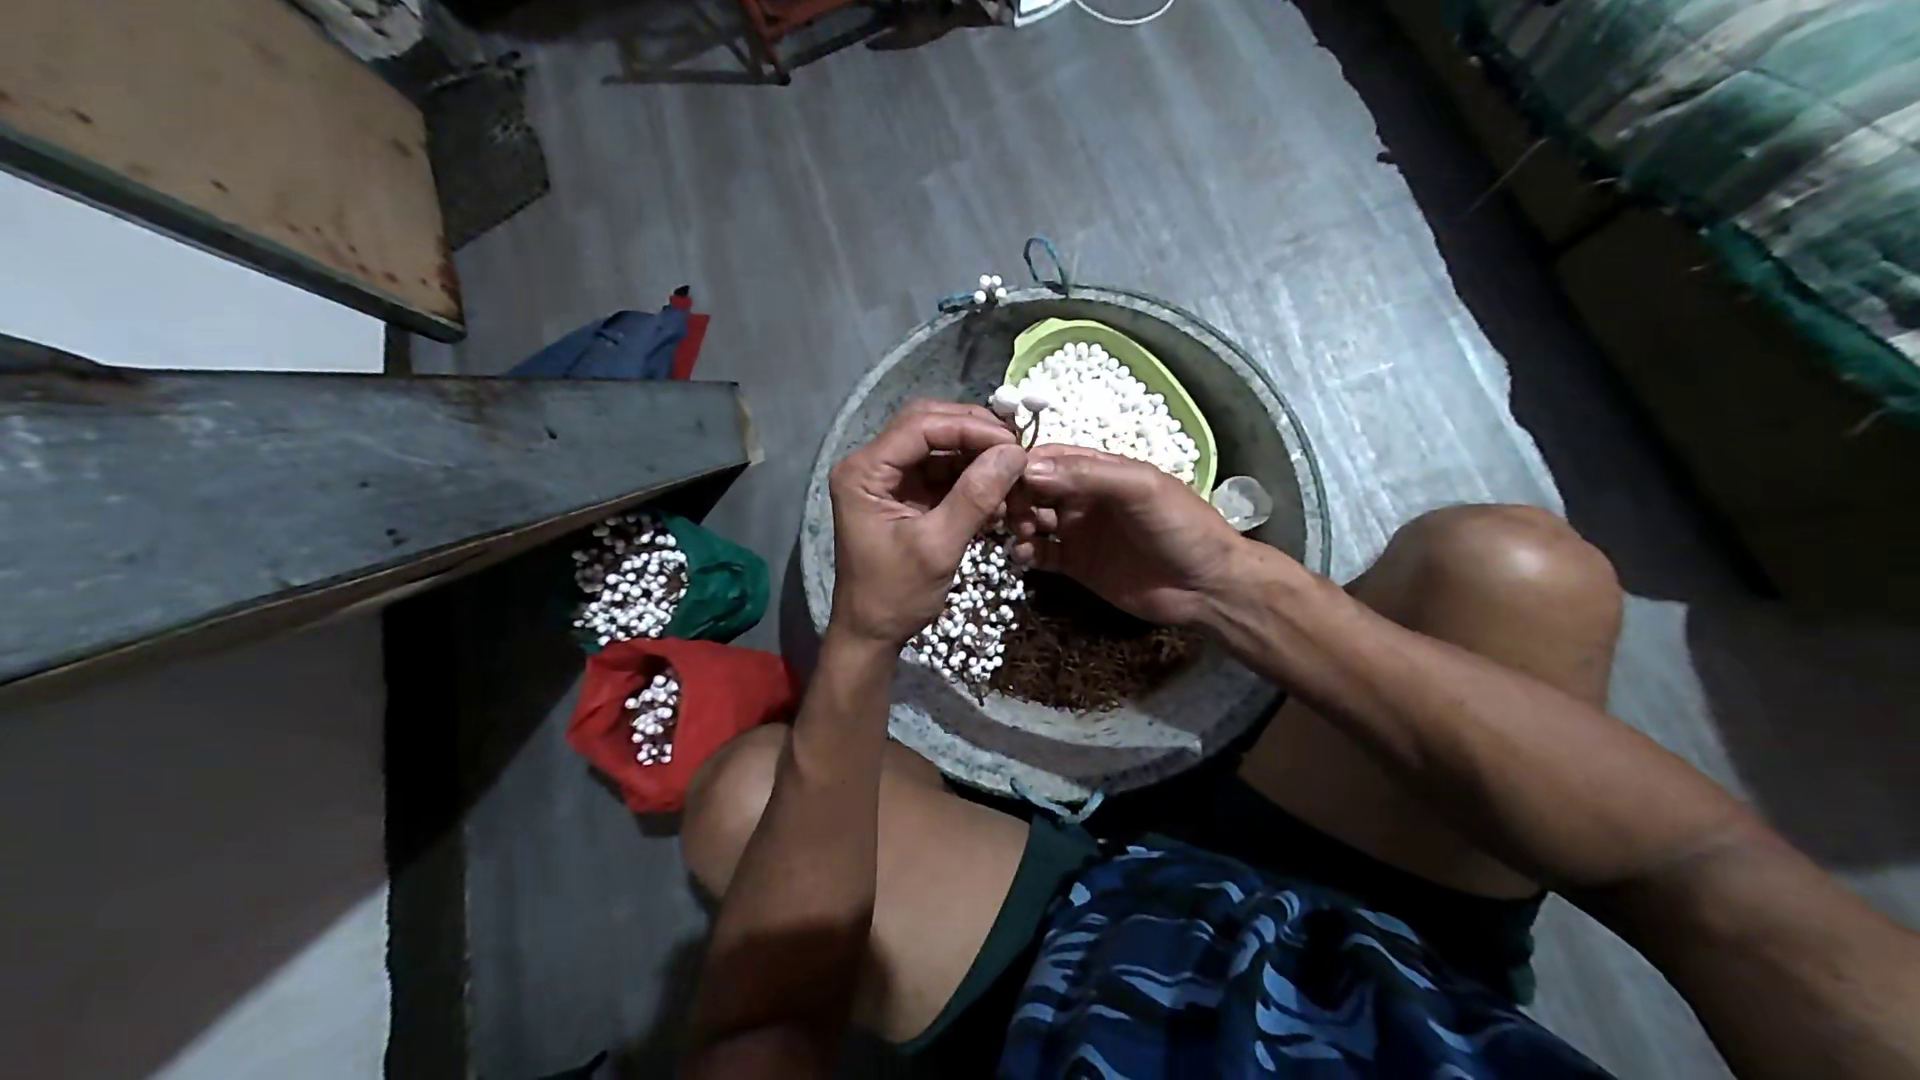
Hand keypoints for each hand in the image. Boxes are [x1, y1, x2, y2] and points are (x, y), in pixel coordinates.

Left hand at [829, 401, 1026, 646]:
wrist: (872, 634)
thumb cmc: (895, 594)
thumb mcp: (937, 545)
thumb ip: (975, 496)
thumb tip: (1015, 454)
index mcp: (865, 471)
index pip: (920, 426)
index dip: (968, 428)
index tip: (1012, 443)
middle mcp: (872, 465)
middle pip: (928, 427)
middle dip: (973, 434)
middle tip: (1015, 450)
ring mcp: (889, 480)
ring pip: (938, 448)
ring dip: (976, 457)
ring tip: (1012, 472)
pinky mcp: (905, 496)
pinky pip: (942, 473)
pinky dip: (971, 478)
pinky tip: (997, 492)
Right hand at [1010, 445, 1251, 625]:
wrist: (1206, 586)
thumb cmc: (1180, 526)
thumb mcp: (1140, 488)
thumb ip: (1088, 475)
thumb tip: (1030, 469)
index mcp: (1099, 470)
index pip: (1049, 457)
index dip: (1023, 464)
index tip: (1001, 477)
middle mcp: (1083, 497)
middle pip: (1034, 488)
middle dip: (1014, 495)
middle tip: (1006, 512)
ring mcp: (1077, 532)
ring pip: (1031, 519)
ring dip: (1016, 522)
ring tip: (1017, 532)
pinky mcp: (1075, 565)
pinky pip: (1040, 554)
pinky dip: (1025, 552)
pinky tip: (1023, 554)